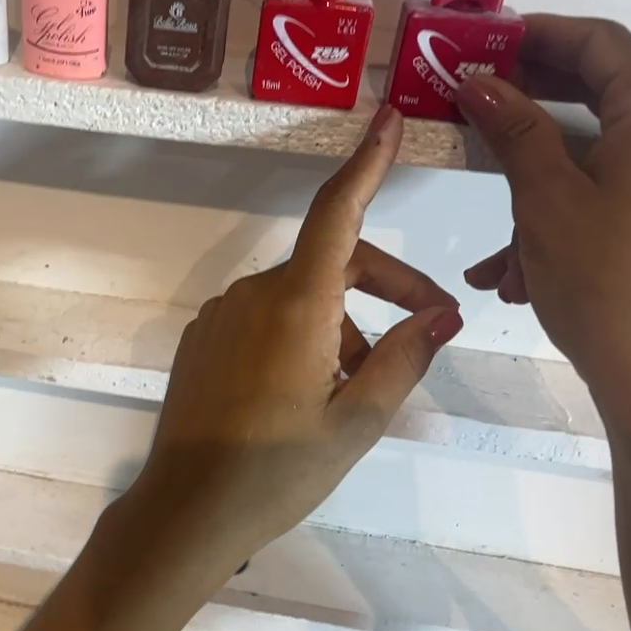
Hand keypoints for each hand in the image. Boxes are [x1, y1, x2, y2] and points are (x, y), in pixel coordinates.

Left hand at [118, 107, 463, 586]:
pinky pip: (264, 318)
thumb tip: (443, 316)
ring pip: (299, 297)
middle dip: (386, 284)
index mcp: (295, 304)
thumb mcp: (356, 420)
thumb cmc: (278, 471)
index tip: (388, 120)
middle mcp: (252, 295)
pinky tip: (309, 389)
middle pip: (332, 263)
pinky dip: (300, 334)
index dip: (367, 164)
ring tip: (359, 386)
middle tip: (428, 326)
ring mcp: (221, 316)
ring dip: (342, 322)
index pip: (338, 214)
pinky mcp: (202, 340)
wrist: (187, 510)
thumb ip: (403, 359)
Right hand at [458, 15, 630, 435]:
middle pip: (600, 95)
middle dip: (529, 107)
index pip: (600, 42)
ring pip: (596, 160)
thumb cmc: (606, 280)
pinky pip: (610, 199)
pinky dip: (561, 222)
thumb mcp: (546, 200)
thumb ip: (514, 129)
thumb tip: (478, 80)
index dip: (538, 34)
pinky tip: (517, 277)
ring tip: (492, 248)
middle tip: (472, 109)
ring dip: (536, 189)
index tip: (481, 43)